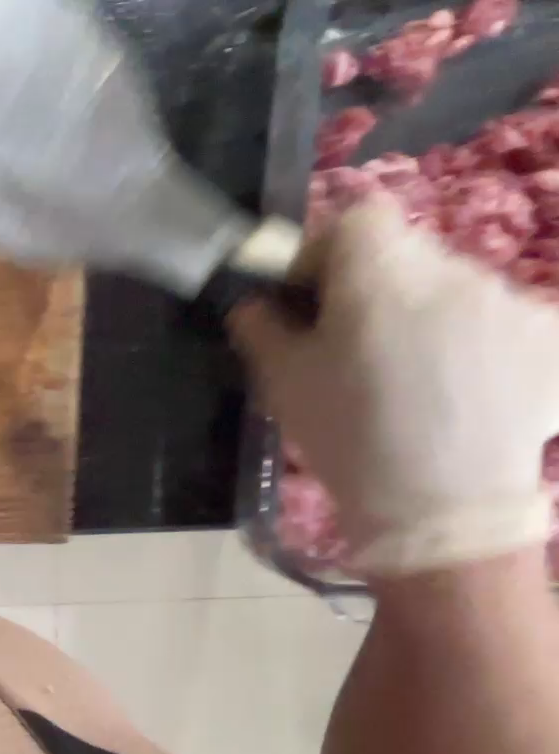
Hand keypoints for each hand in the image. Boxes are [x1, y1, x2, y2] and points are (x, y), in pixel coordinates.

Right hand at [229, 194, 558, 575]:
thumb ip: (264, 327)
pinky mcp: (549, 335)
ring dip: (420, 314)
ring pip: (450, 287)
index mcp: (380, 280)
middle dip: (371, 287)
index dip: (326, 247)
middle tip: (346, 344)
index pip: (359, 218)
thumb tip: (258, 301)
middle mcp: (456, 275)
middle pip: (405, 254)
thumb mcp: (280, 381)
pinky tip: (453, 389)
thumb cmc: (341, 434)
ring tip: (403, 375)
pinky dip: (468, 341)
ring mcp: (512, 303)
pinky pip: (495, 319)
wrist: (440, 499)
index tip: (308, 293)